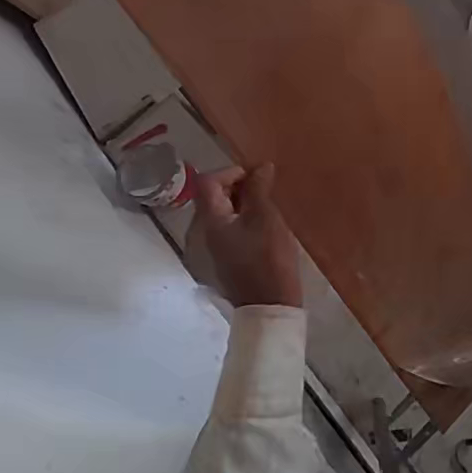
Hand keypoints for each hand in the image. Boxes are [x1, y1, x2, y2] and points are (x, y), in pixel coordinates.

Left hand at [189, 164, 301, 307]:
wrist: (269, 305)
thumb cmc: (268, 258)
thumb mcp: (266, 217)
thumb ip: (258, 188)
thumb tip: (260, 167)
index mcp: (209, 220)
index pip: (208, 181)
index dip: (231, 172)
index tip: (257, 176)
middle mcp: (202, 231)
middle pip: (212, 196)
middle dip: (238, 187)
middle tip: (265, 189)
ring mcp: (210, 247)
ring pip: (221, 213)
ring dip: (241, 203)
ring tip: (266, 205)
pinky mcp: (222, 258)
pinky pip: (227, 228)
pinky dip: (241, 219)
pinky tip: (262, 225)